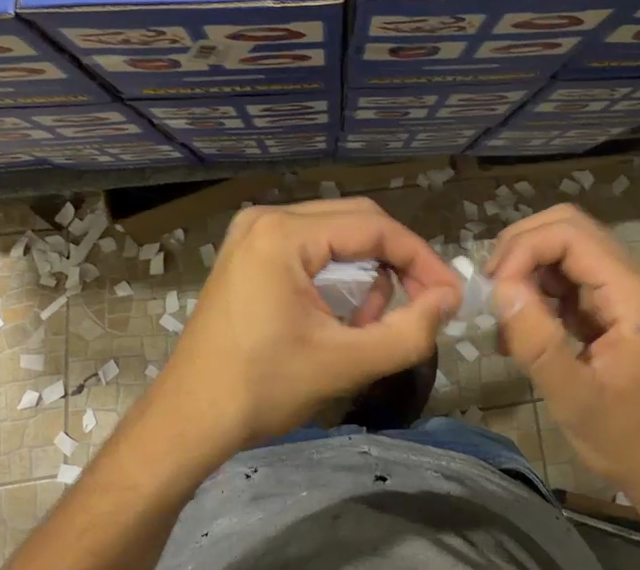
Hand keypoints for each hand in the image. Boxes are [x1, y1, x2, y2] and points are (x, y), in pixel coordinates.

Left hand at [156, 197, 462, 446]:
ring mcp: (253, 232)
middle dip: (397, 262)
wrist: (188, 420)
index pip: (374, 228)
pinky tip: (344, 314)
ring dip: (368, 270)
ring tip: (374, 321)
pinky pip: (313, 246)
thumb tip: (450, 301)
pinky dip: (339, 274)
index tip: (451, 296)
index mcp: (283, 234)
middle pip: (357, 222)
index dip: (421, 260)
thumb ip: (408, 331)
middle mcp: (267, 217)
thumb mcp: (344, 363)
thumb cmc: (261, 389)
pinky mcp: (249, 251)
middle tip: (428, 304)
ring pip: (337, 233)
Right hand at [486, 204, 639, 504]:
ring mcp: (621, 294)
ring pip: (567, 248)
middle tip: (492, 288)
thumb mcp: (576, 399)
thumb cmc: (627, 439)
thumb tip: (500, 287)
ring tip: (503, 311)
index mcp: (631, 294)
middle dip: (522, 247)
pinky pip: (569, 278)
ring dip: (528, 267)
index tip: (494, 289)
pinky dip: (538, 290)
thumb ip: (538, 342)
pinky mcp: (610, 311)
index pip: (571, 234)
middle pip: (569, 228)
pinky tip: (521, 328)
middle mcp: (629, 281)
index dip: (524, 248)